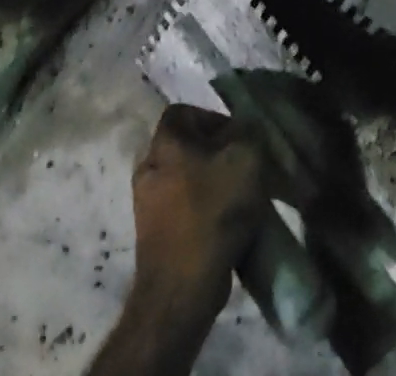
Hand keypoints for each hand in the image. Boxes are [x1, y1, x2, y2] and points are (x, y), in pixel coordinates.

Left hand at [131, 104, 267, 307]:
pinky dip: (202, 208)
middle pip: (184, 146)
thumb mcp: (247, 158)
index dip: (212, 117)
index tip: (238, 137)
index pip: (182, 111)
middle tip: (243, 166)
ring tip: (238, 196)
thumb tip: (243, 129)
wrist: (183, 283)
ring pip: (183, 177)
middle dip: (215, 152)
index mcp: (164, 144)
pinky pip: (180, 207)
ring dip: (210, 182)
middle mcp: (147, 168)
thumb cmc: (214, 210)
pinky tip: (224, 223)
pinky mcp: (152, 234)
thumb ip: (248, 132)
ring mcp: (146, 204)